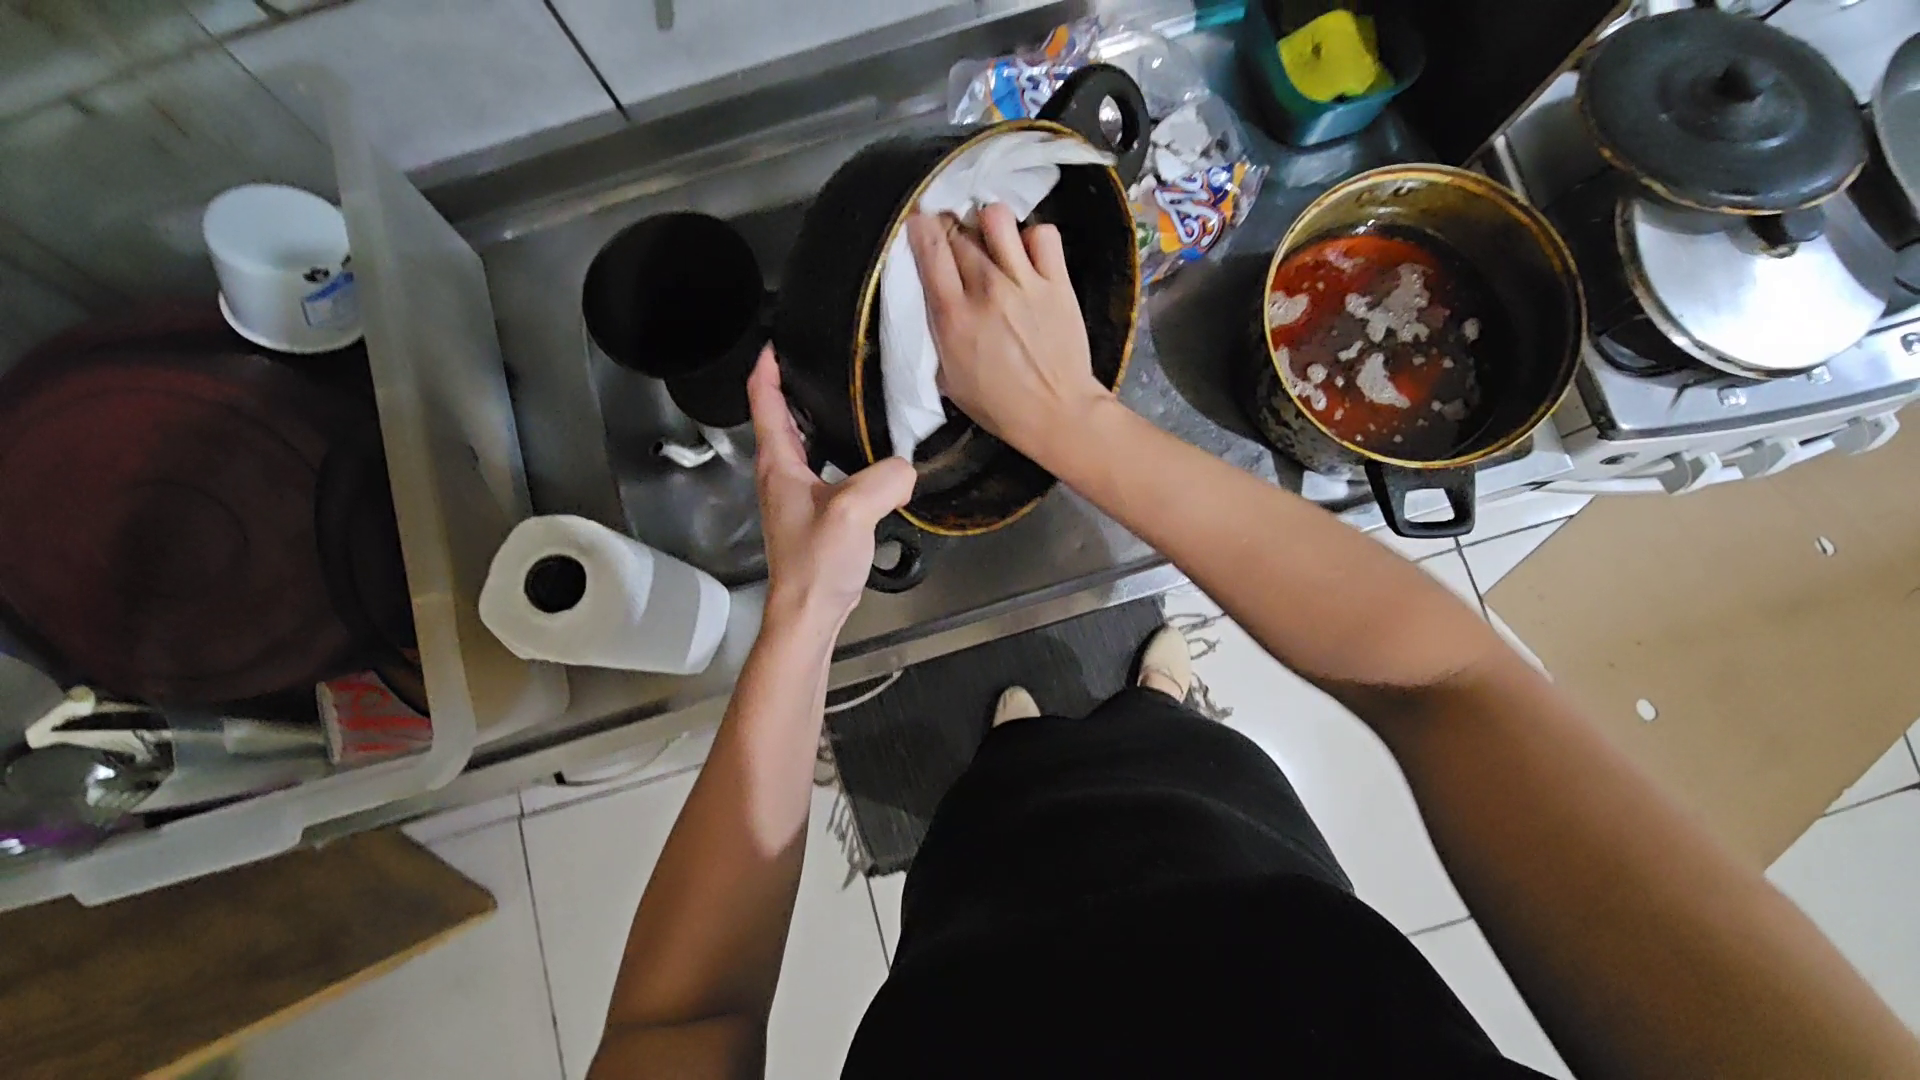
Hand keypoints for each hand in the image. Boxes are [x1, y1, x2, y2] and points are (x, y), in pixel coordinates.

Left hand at [748, 347, 915, 631]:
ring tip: (849, 401)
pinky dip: (838, 452)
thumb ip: (884, 479)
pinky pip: (823, 469)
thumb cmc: (816, 564)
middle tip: (822, 363)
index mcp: (778, 463)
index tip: (778, 341)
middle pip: (780, 418)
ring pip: (803, 445)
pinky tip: (866, 457)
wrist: (809, 613)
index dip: (768, 368)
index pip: (763, 401)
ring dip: (817, 420)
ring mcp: (795, 496)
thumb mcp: (853, 510)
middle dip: (794, 388)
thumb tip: (908, 468)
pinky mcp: (813, 515)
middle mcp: (781, 475)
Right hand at [907, 204, 1112, 461]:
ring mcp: (1025, 282)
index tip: (921, 229)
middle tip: (955, 246)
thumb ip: (936, 334)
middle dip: (951, 231)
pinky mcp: (1057, 282)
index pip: (929, 248)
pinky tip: (1026, 256)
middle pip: (959, 233)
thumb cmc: (999, 404)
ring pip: (997, 220)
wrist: (1056, 413)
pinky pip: (1043, 234)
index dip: (921, 228)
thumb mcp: (948, 378)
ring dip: (988, 225)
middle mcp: (987, 290)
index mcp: (954, 317)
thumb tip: (931, 300)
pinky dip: (1032, 238)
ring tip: (990, 242)